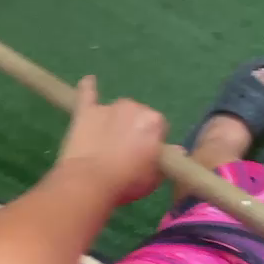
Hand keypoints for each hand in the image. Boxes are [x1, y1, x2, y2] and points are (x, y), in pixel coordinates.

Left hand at [56, 76, 166, 203]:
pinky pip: (88, 94)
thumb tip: (177, 151)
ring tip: (106, 144)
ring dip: (115, 122)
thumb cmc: (127, 182)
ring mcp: (109, 108)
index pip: (159, 128)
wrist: (90, 181)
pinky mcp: (86, 112)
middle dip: (133, 131)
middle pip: (138, 117)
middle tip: (125, 154)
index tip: (144, 158)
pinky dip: (88, 87)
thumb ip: (165, 161)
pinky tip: (88, 80)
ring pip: (117, 111)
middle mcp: (134, 107)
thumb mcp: (154, 178)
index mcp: (155, 121)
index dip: (151, 143)